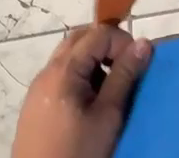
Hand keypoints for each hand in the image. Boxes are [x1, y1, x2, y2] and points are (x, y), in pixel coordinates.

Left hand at [11, 24, 151, 157]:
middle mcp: (47, 72)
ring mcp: (37, 88)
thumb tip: (144, 43)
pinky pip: (60, 75)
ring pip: (69, 55)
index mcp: (63, 70)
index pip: (99, 33)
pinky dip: (79, 75)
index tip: (136, 64)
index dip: (122, 42)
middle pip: (80, 38)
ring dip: (93, 60)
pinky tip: (89, 102)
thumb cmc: (77, 151)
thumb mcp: (108, 115)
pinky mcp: (34, 105)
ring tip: (108, 87)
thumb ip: (125, 75)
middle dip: (106, 45)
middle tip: (124, 68)